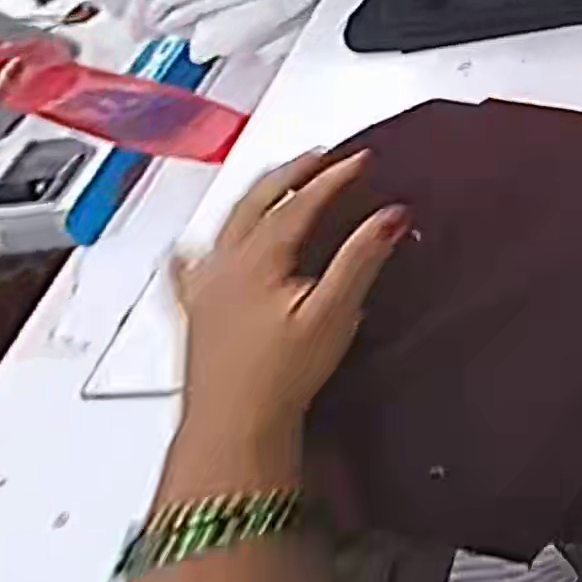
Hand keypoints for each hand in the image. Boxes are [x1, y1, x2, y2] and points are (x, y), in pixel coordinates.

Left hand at [174, 150, 408, 441]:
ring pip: (223, 225)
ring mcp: (204, 289)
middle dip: (289, 174)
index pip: (296, 206)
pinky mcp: (198, 310)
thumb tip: (391, 216)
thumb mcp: (335, 309)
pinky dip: (203, 241)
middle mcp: (221, 269)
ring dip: (255, 195)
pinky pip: (191, 264)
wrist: (234, 424)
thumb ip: (362, 257)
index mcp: (255, 264)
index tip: (359, 160)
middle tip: (319, 156)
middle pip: (252, 205)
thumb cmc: (283, 371)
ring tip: (278, 180)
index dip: (331, 178)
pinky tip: (201, 243)